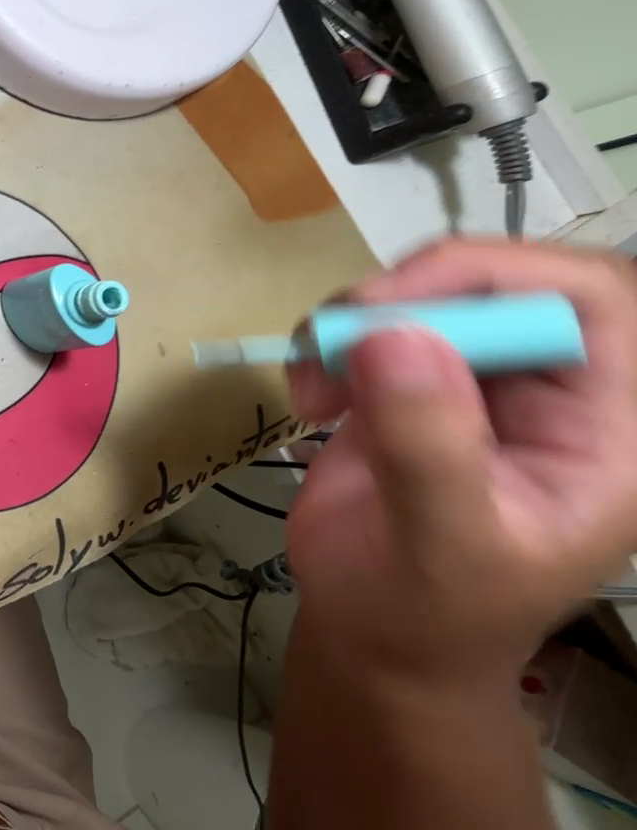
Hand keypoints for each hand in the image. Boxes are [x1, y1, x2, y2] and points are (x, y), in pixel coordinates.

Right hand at [287, 239, 636, 683]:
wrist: (374, 635)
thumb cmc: (427, 608)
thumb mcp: (441, 540)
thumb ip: (430, 446)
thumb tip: (392, 336)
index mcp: (606, 427)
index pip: (589, 304)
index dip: (496, 279)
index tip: (390, 310)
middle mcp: (547, 393)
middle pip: (492, 287)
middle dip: (401, 299)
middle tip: (331, 341)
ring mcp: (471, 389)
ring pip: (418, 301)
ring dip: (347, 327)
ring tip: (311, 389)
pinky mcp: (403, 390)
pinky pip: (366, 331)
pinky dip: (321, 348)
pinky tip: (307, 398)